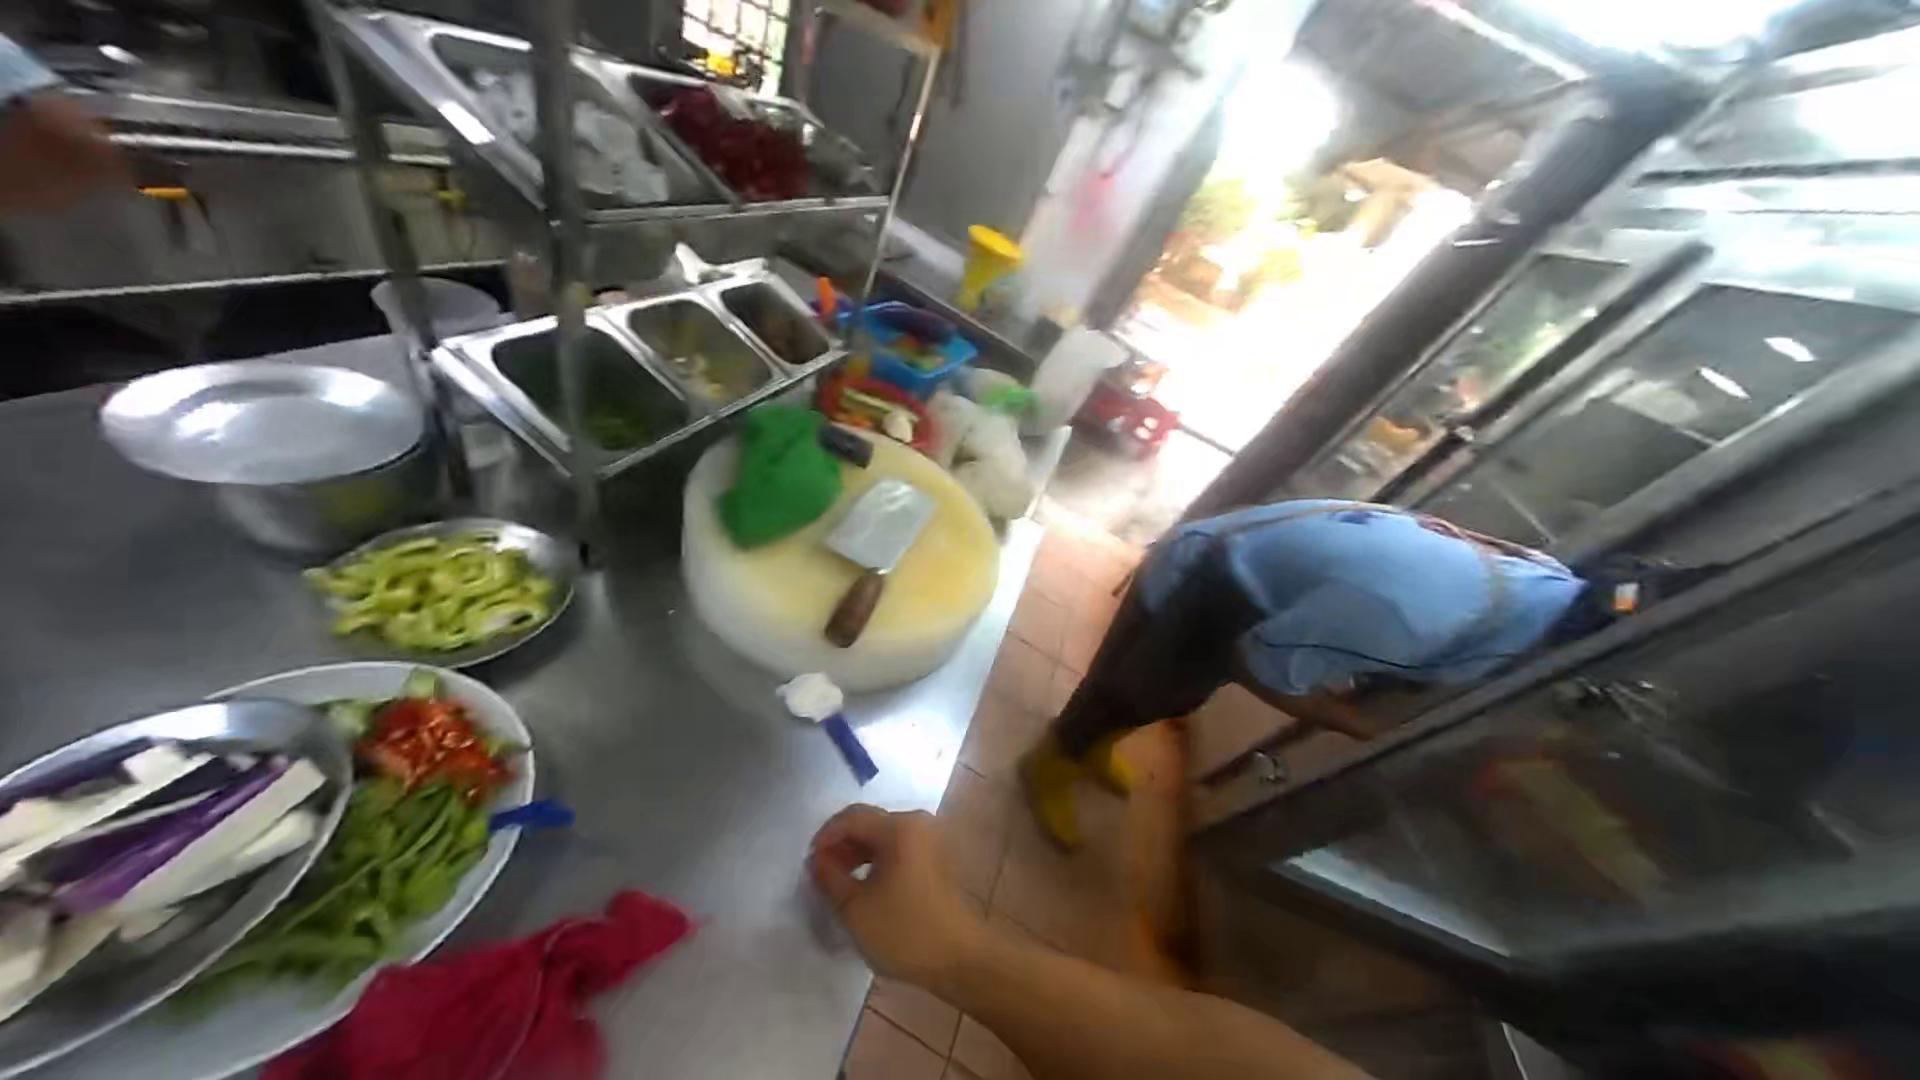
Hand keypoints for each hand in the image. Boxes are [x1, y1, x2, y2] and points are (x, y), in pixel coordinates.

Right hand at [809, 804, 984, 985]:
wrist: (958, 957)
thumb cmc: (904, 930)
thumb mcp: (855, 907)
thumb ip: (830, 877)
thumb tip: (817, 860)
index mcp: (900, 827)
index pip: (852, 817)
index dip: (826, 836)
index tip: (809, 862)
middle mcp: (918, 822)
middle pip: (870, 823)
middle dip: (842, 845)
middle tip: (822, 874)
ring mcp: (931, 838)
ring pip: (884, 836)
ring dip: (858, 854)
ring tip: (839, 882)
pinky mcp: (937, 856)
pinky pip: (899, 847)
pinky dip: (878, 860)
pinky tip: (865, 885)